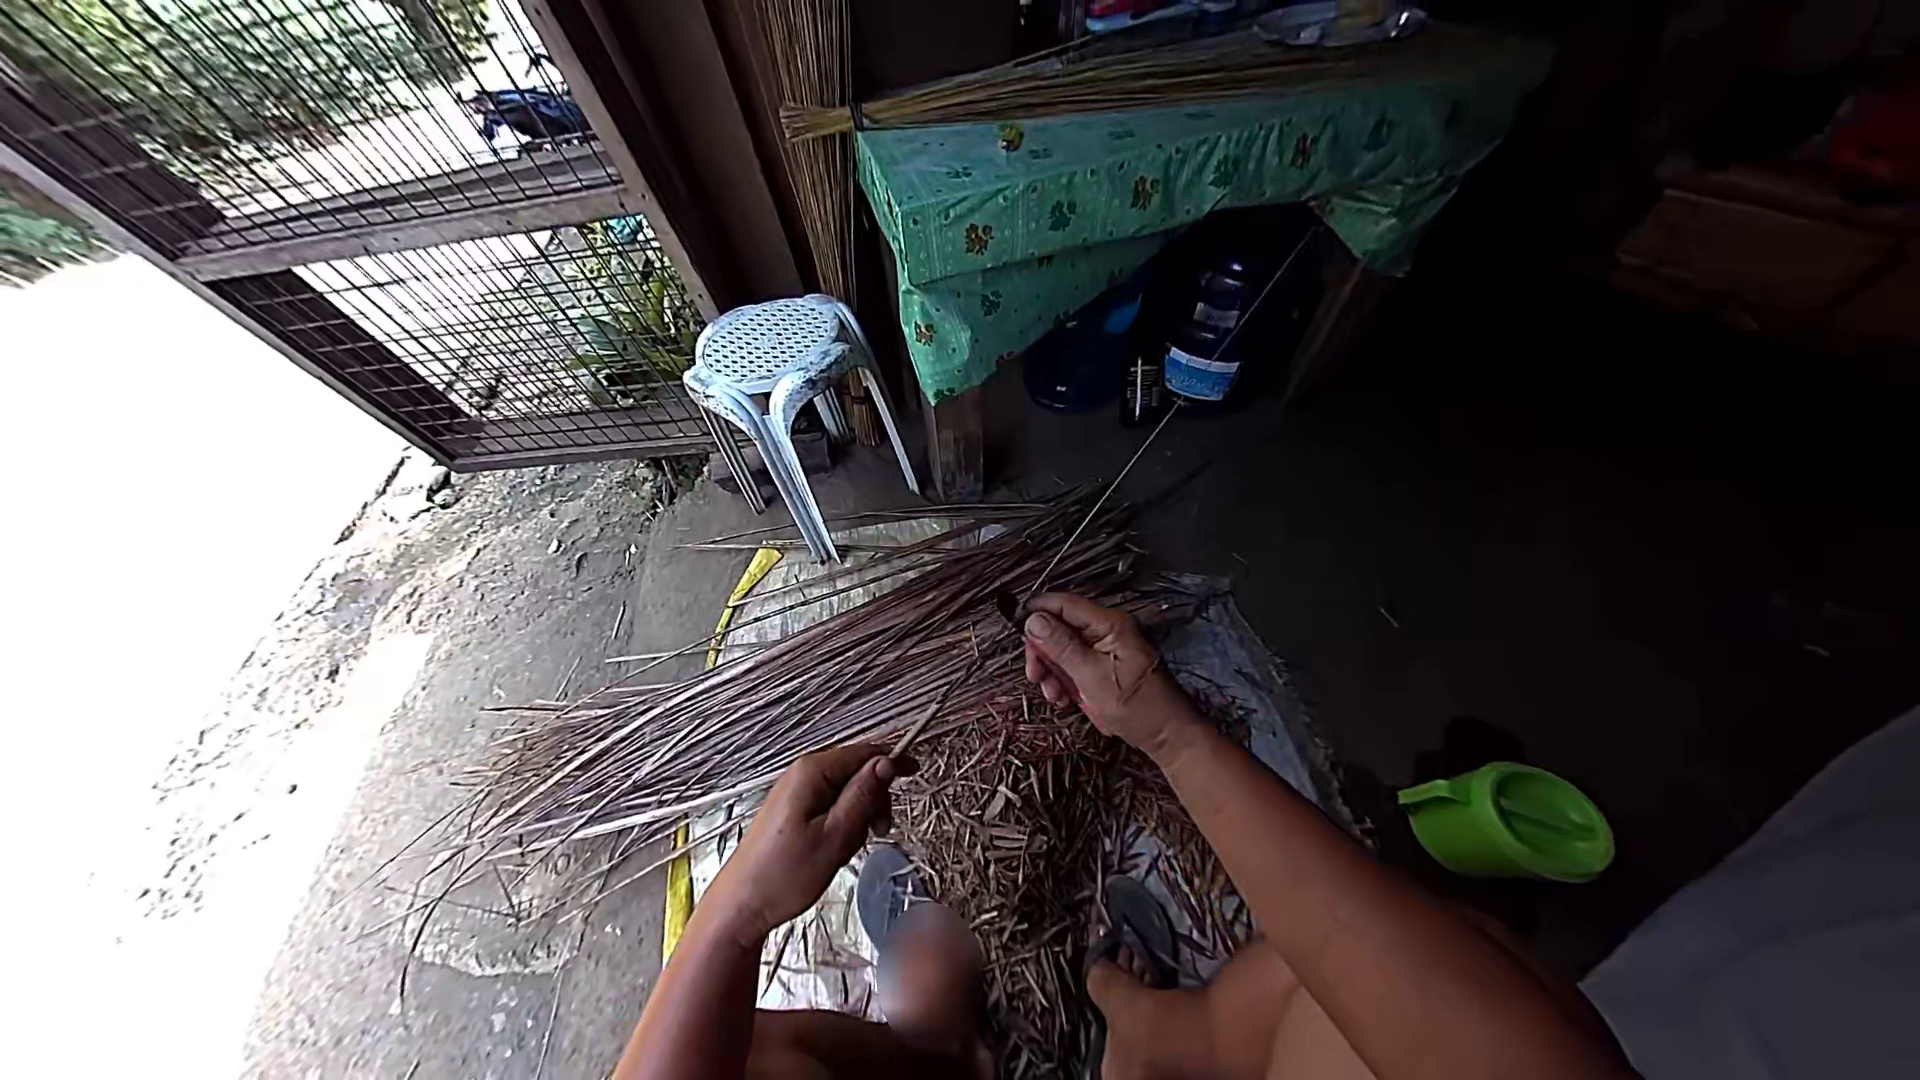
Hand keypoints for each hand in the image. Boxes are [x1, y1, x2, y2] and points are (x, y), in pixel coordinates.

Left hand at [704, 743, 913, 940]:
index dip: (893, 760)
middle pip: (857, 770)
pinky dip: (842, 822)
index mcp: (812, 771)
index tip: (916, 772)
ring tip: (847, 847)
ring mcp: (797, 790)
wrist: (740, 908)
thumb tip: (887, 762)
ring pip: (846, 790)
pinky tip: (835, 848)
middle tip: (877, 833)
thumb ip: (862, 796)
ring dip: (858, 816)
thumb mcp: (834, 837)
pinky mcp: (795, 808)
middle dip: (873, 799)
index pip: (864, 751)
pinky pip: (831, 804)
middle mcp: (804, 772)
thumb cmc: (784, 876)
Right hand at [1022, 593, 1202, 759]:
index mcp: (1108, 624)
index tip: (1018, 629)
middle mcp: (1104, 630)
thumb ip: (1061, 647)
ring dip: (1050, 670)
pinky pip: (1070, 664)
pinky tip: (1062, 697)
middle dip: (1042, 651)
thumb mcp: (1092, 677)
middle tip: (1036, 674)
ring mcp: (1101, 648)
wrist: (1165, 735)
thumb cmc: (1139, 707)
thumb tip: (1033, 620)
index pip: (1064, 604)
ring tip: (1054, 693)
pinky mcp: (1098, 665)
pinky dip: (1061, 679)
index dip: (1037, 612)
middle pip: (1058, 626)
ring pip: (1059, 647)